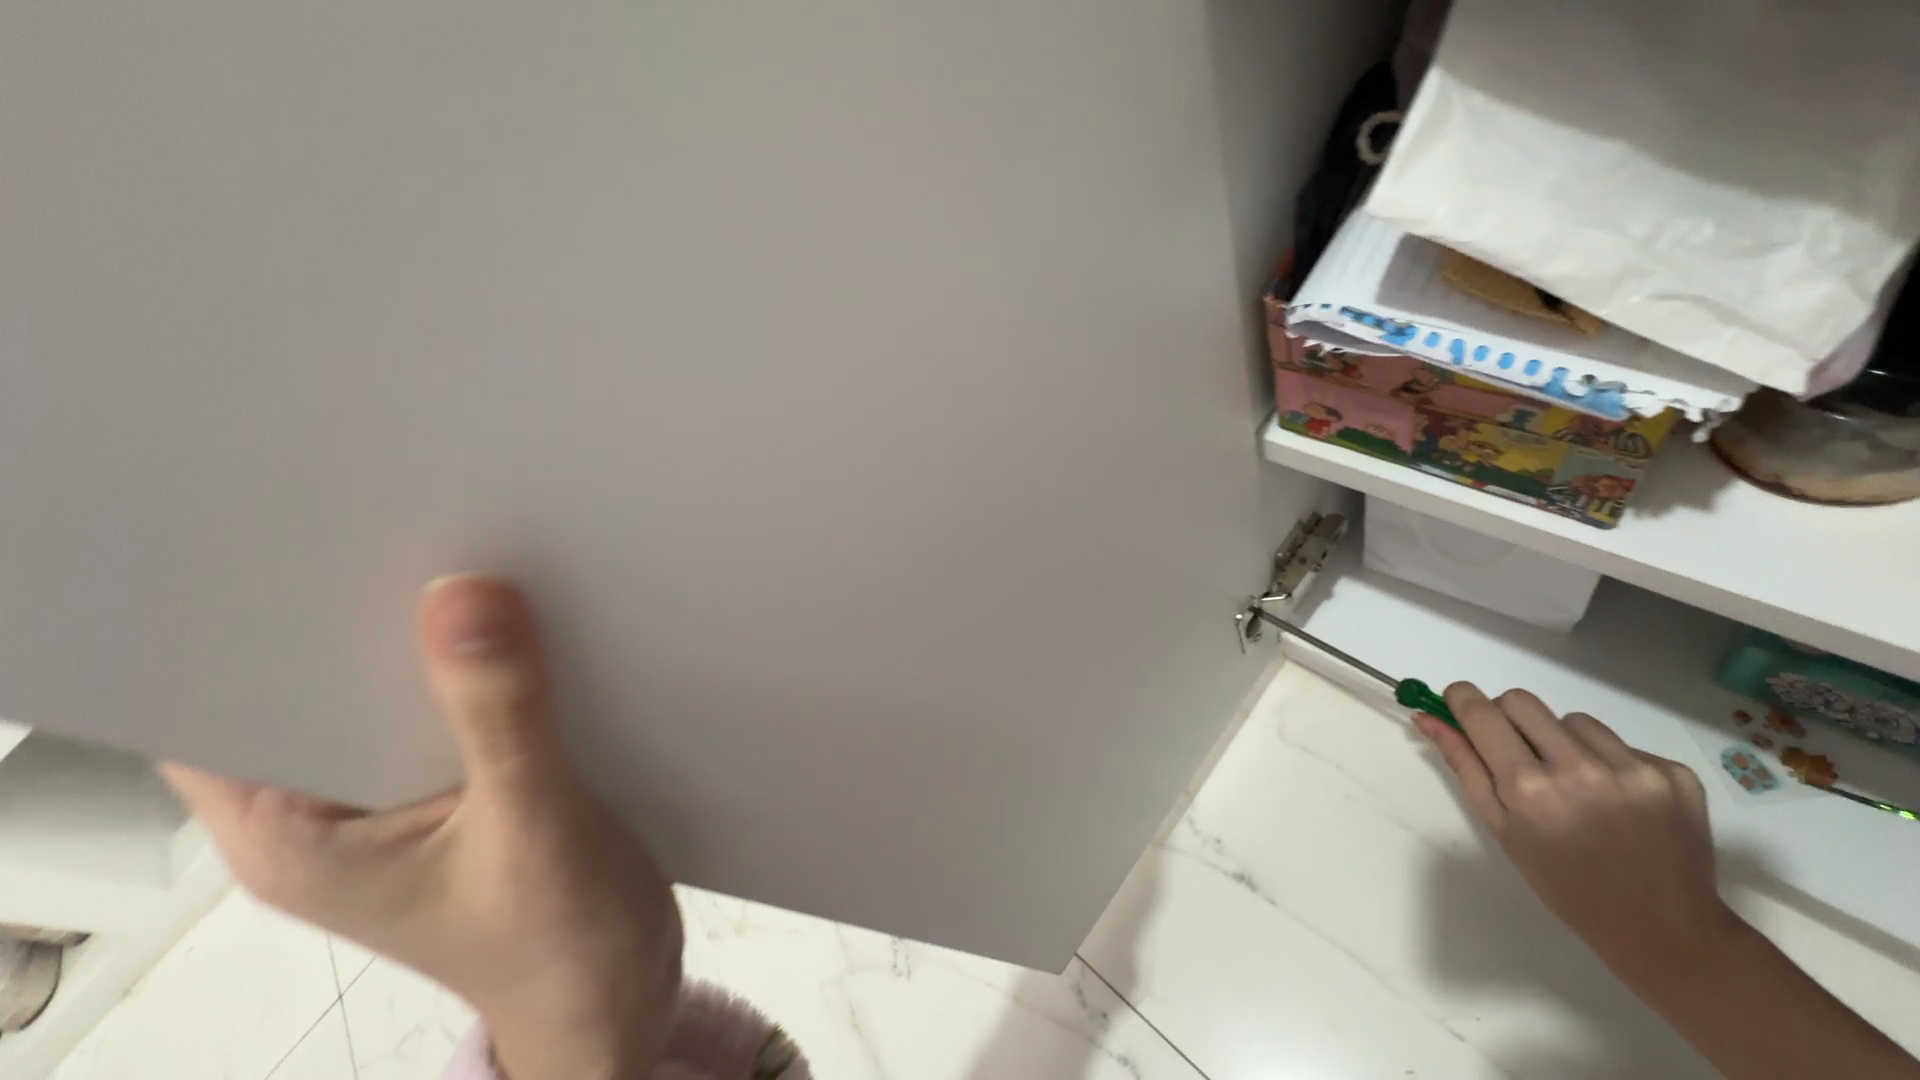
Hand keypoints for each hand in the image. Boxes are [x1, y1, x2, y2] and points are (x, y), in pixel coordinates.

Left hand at [162, 576, 681, 1079]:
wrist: (618, 995)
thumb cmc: (560, 946)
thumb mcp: (530, 830)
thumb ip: (500, 717)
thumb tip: (465, 596)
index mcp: (295, 834)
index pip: (226, 706)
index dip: (253, 621)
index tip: (311, 539)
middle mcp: (334, 806)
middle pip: (319, 683)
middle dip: (365, 614)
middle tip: (415, 531)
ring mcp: (403, 795)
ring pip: (398, 687)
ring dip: (439, 637)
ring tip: (478, 566)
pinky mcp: (464, 783)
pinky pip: (460, 702)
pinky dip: (489, 665)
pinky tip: (528, 627)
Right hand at [1413, 683, 1738, 985]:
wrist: (1662, 928)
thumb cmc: (1564, 883)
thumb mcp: (1501, 828)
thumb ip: (1464, 765)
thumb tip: (1429, 717)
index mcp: (1529, 787)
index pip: (1482, 712)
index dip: (1463, 700)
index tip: (1459, 703)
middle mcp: (1580, 768)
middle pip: (1522, 701)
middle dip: (1508, 717)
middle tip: (1516, 752)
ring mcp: (1634, 768)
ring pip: (1573, 720)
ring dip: (1561, 741)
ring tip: (1575, 785)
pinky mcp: (1674, 773)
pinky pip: (1620, 743)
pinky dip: (1607, 760)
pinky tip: (1616, 799)